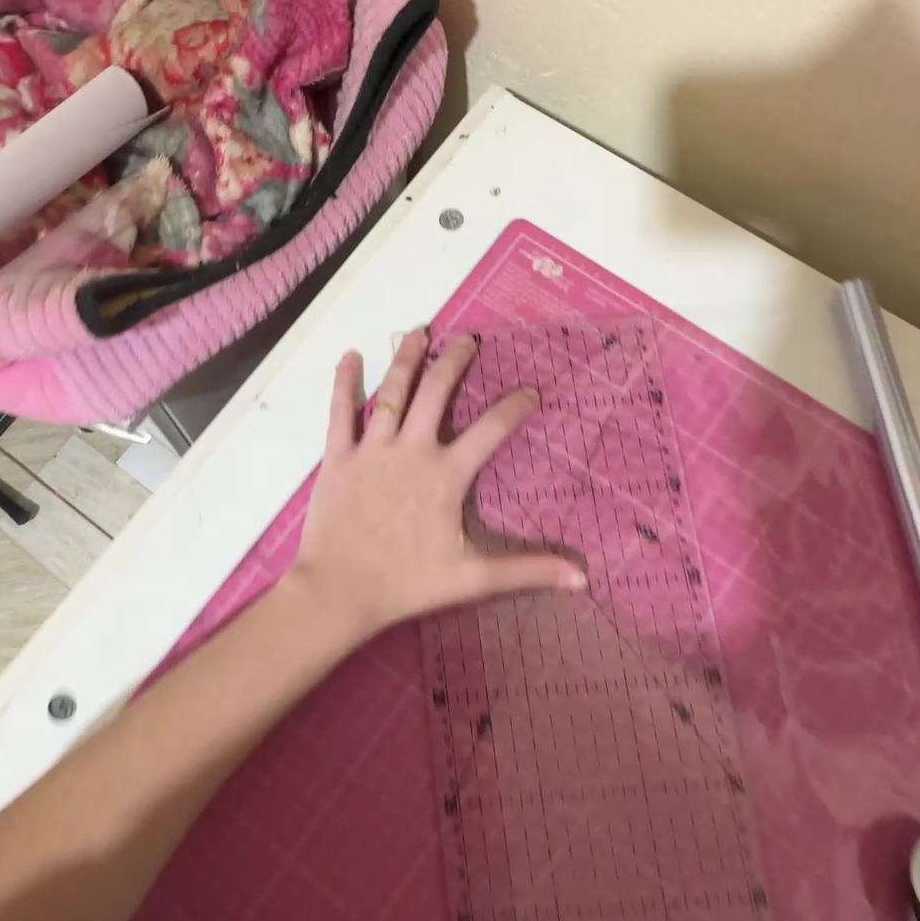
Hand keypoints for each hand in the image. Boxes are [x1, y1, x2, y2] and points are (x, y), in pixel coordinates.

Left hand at [287, 328, 586, 636]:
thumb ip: (527, 570)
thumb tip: (581, 577)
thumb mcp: (472, 578)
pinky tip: (350, 356)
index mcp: (446, 475)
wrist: (339, 590)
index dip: (514, 406)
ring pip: (392, 392)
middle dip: (455, 361)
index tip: (531, 391)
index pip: (491, 429)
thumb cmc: (406, 584)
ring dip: (407, 358)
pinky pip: (340, 412)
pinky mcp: (337, 457)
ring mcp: (371, 450)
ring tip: (419, 330)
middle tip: (467, 340)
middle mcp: (411, 451)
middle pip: (437, 392)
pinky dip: (344, 382)